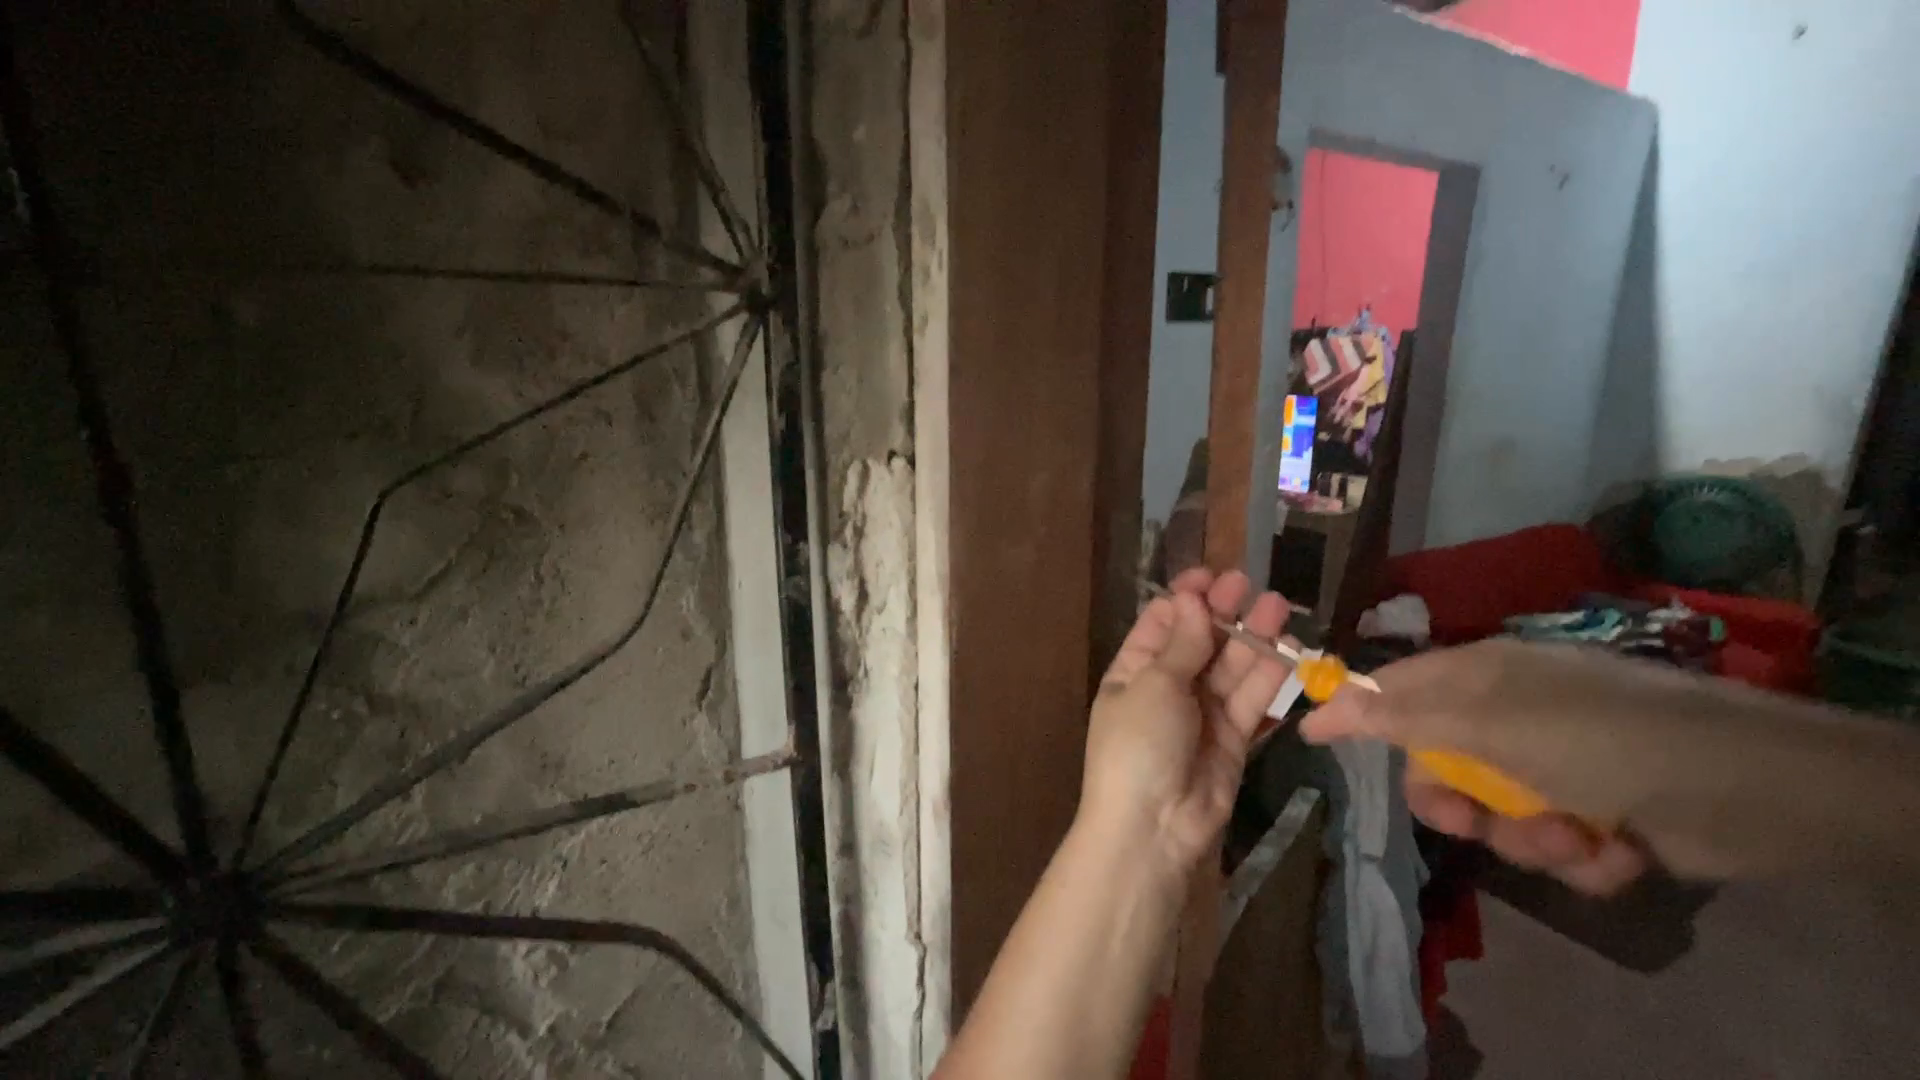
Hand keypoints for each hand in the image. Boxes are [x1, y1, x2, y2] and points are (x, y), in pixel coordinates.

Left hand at [1081, 569, 1291, 874]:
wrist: (1153, 828)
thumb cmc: (1138, 745)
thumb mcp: (1153, 686)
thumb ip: (1182, 645)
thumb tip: (1193, 600)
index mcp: (1133, 671)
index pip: (1161, 625)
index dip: (1185, 599)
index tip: (1209, 575)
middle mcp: (1167, 688)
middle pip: (1200, 642)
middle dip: (1222, 613)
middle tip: (1248, 584)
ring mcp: (1201, 714)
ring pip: (1230, 667)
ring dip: (1251, 638)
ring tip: (1277, 606)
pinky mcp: (1233, 738)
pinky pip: (1250, 700)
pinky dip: (1268, 677)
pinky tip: (1287, 649)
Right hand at [1299, 639, 1727, 894]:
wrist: (1747, 789)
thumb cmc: (1596, 736)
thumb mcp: (1485, 721)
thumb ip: (1400, 716)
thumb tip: (1322, 702)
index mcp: (1481, 677)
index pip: (1394, 688)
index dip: (1353, 711)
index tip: (1309, 737)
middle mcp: (1512, 717)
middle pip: (1439, 764)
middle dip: (1455, 802)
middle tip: (1471, 818)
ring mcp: (1558, 766)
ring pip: (1497, 815)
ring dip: (1526, 837)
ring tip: (1573, 836)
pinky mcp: (1600, 813)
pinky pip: (1552, 844)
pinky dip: (1579, 855)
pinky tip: (1615, 849)